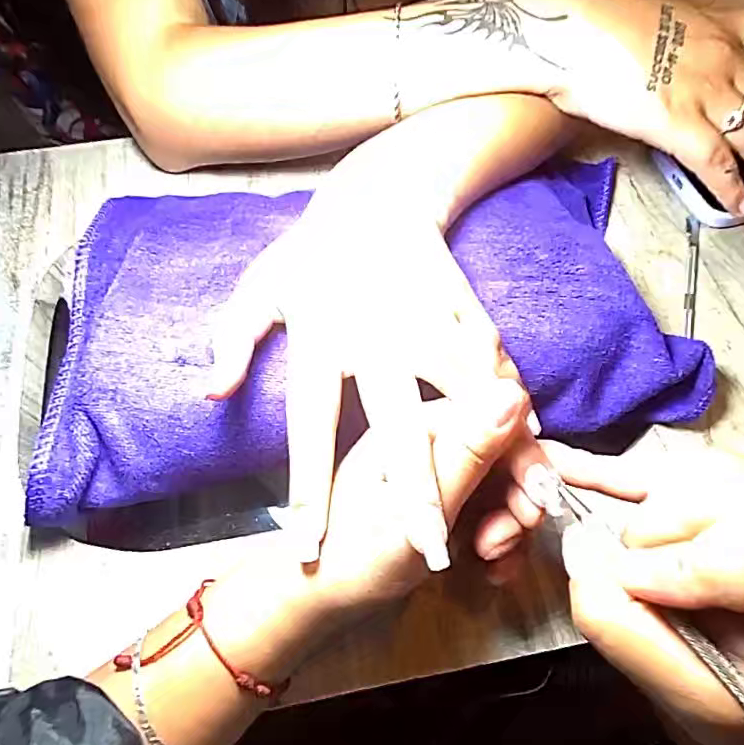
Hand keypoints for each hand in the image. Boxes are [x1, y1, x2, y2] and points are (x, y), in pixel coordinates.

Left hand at [206, 181, 557, 570]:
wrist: (377, 195)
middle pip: (398, 422)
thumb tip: (211, 392)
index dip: (308, 490)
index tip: (308, 547)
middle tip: (425, 549)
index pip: (309, 425)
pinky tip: (532, 445)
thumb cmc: (309, 253)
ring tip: (510, 509)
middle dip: (414, 488)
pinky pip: (492, 364)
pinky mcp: (463, 311)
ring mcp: (426, 322)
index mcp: (320, 337)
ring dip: (485, 452)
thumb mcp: (259, 289)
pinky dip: (512, 405)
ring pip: (461, 397)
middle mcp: (376, 336)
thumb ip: (234, 341)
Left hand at [301, 379, 531, 611]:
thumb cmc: (355, 557)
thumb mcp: (416, 511)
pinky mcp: (437, 487)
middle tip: (502, 541)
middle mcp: (423, 431)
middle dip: (519, 498)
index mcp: (412, 419)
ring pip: (502, 478)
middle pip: (504, 449)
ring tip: (490, 556)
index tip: (533, 508)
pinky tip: (489, 561)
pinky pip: (489, 498)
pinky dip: (499, 530)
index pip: (497, 417)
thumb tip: (510, 392)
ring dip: (510, 520)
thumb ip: (465, 455)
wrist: (321, 594)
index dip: (526, 463)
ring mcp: (431, 460)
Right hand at [530, 0, 743, 213]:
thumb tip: (658, 67)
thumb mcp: (648, 22)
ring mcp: (706, 94)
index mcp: (718, 27)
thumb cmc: (596, 25)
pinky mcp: (679, 126)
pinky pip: (715, 163)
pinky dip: (730, 187)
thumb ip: (668, 46)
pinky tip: (741, 204)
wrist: (573, 36)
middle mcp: (725, 60)